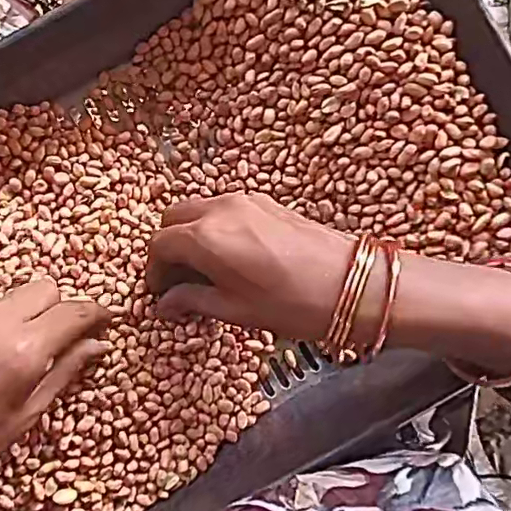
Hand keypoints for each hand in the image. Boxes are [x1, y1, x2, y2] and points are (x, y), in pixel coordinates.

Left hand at [0, 278, 111, 492]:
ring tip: (14, 350)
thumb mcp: (25, 416)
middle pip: (44, 287)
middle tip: (58, 337)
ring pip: (11, 294)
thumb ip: (65, 370)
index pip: (73, 312)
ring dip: (24, 313)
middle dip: (58, 308)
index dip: (95, 313)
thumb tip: (98, 344)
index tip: (104, 319)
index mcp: (20, 352)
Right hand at [145, 193, 356, 339]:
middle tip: (177, 280)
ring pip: (198, 209)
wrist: (356, 283)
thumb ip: (193, 300)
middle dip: (168, 247)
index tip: (160, 292)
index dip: (154, 270)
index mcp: (206, 237)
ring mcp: (245, 200)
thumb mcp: (237, 310)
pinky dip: (213, 227)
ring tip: (203, 270)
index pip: (160, 243)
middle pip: (173, 218)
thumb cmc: (294, 304)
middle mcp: (220, 209)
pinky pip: (223, 208)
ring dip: (190, 235)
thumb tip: (165, 304)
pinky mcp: (265, 201)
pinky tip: (228, 256)